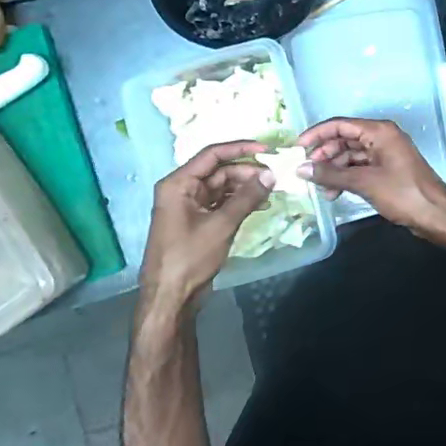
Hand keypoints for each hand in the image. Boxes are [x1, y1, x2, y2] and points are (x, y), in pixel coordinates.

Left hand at [141, 141, 274, 316]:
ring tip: (271, 192)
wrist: (171, 296)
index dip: (240, 149)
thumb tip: (271, 175)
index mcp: (178, 184)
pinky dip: (239, 203)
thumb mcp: (222, 224)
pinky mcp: (197, 222)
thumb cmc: (190, 256)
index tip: (267, 151)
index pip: (212, 155)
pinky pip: (220, 204)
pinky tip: (260, 206)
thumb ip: (247, 197)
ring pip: (221, 188)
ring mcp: (189, 207)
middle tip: (274, 178)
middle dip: (246, 172)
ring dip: (245, 188)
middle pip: (218, 171)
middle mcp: (181, 190)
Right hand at [297, 118, 445, 240]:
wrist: (436, 215)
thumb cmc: (404, 194)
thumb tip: (302, 169)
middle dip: (324, 155)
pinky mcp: (388, 170)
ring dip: (335, 170)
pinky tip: (335, 192)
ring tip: (321, 188)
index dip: (316, 135)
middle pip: (344, 139)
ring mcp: (386, 154)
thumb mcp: (364, 183)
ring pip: (351, 155)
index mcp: (380, 132)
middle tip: (307, 172)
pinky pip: (361, 167)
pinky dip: (347, 177)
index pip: (340, 125)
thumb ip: (331, 174)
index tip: (296, 148)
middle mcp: (382, 137)